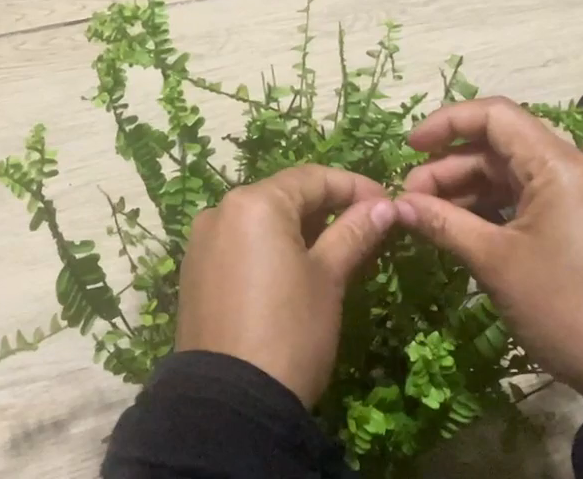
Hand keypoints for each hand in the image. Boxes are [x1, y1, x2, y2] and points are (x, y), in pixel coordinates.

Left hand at [176, 165, 397, 404]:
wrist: (230, 405)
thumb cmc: (290, 332)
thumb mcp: (329, 279)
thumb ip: (354, 233)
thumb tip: (384, 205)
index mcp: (254, 203)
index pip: (312, 178)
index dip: (354, 187)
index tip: (387, 204)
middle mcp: (221, 211)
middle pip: (285, 195)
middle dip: (328, 207)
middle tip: (368, 228)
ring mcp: (203, 243)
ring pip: (262, 221)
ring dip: (301, 229)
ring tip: (340, 250)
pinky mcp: (195, 273)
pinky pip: (242, 245)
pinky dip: (272, 248)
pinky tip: (298, 271)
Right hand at [394, 97, 582, 402]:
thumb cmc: (564, 305)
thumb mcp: (496, 262)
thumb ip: (444, 223)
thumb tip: (395, 205)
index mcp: (556, 164)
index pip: (494, 115)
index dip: (446, 123)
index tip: (409, 147)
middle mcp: (568, 168)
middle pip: (497, 144)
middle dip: (448, 164)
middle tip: (409, 197)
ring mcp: (573, 196)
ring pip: (507, 173)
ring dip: (464, 187)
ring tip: (424, 214)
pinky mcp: (573, 223)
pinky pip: (522, 198)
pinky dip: (487, 207)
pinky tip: (457, 226)